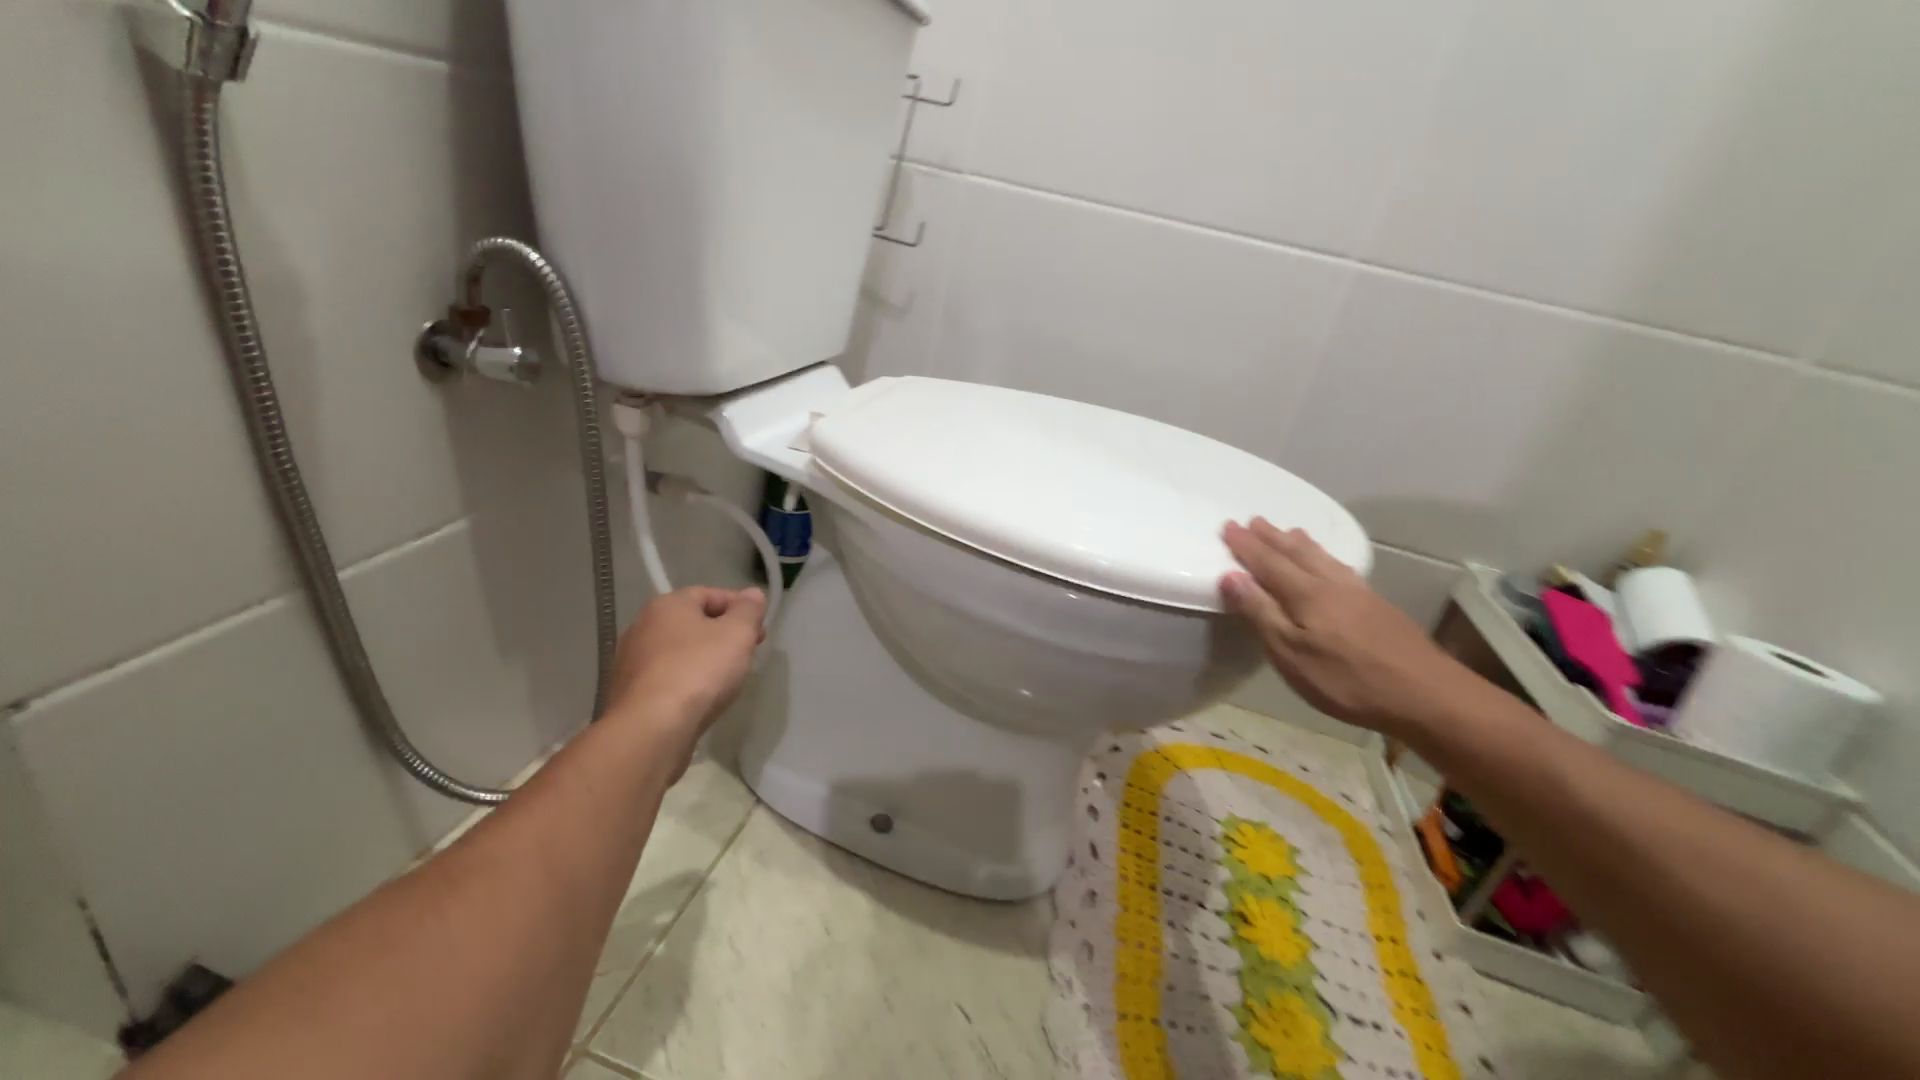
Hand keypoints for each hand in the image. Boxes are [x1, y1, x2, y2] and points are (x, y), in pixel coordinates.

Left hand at [605, 586, 766, 752]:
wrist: (651, 728)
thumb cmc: (699, 671)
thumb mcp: (737, 634)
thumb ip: (748, 611)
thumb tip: (752, 594)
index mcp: (667, 605)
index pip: (709, 594)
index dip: (739, 607)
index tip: (759, 628)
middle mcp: (642, 626)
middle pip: (691, 623)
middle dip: (722, 634)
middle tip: (747, 652)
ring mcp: (631, 661)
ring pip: (678, 652)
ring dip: (703, 658)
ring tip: (727, 678)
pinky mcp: (629, 693)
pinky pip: (666, 678)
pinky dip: (686, 681)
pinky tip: (701, 698)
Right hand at [1220, 518, 1480, 736]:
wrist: (1424, 693)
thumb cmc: (1347, 679)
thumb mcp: (1291, 654)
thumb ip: (1261, 613)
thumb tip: (1232, 576)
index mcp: (1307, 594)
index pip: (1268, 563)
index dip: (1246, 546)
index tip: (1227, 527)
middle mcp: (1332, 585)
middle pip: (1297, 554)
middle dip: (1271, 538)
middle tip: (1253, 520)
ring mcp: (1359, 594)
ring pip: (1323, 559)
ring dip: (1301, 544)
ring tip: (1289, 531)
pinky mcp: (1378, 607)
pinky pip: (1341, 568)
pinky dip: (1326, 558)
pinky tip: (1331, 565)